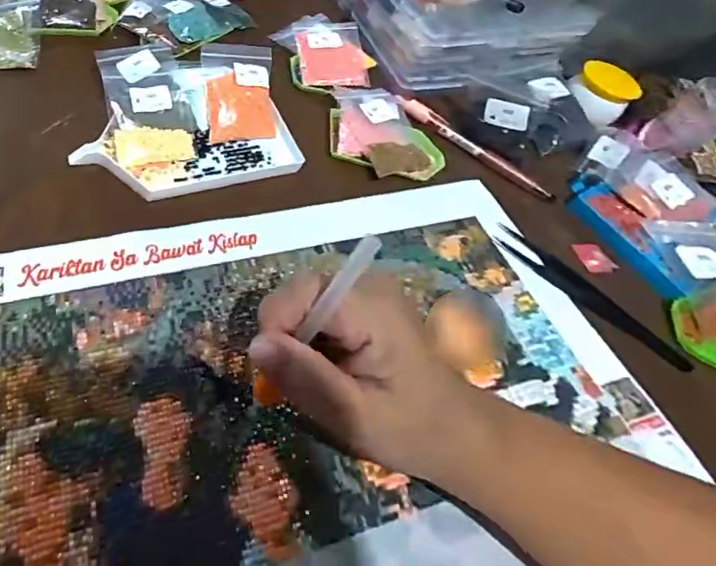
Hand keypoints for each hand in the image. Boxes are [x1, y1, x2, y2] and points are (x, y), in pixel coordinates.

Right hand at [250, 272, 484, 482]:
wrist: (460, 433)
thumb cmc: (412, 429)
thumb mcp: (354, 416)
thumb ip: (306, 377)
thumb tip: (254, 346)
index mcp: (369, 306)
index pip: (300, 292)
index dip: (276, 326)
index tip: (273, 374)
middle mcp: (366, 283)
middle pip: (299, 291)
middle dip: (284, 334)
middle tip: (291, 383)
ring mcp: (365, 289)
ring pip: (303, 299)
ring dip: (295, 337)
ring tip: (312, 379)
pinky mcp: (362, 300)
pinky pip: (317, 307)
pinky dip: (309, 337)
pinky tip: (324, 368)